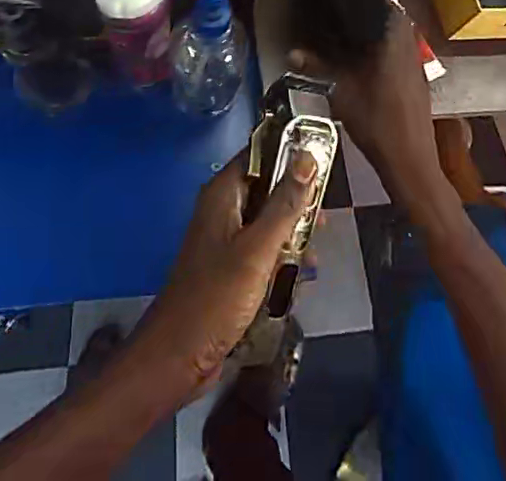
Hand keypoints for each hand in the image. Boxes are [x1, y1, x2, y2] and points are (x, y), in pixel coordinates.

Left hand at [127, 151, 317, 396]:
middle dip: (296, 202)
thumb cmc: (217, 296)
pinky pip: (262, 249)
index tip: (323, 164)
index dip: (289, 154)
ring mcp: (225, 238)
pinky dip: (281, 258)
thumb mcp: (258, 249)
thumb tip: (307, 157)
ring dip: (292, 234)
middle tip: (324, 221)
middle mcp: (222, 209)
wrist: (181, 353)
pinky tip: (299, 278)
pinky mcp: (230, 266)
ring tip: (314, 257)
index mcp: (222, 194)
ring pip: (267, 221)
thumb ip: (285, 204)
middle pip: (266, 188)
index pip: (258, 154)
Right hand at [290, 12, 437, 198]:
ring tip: (348, 17)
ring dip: (375, 21)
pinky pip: (398, 44)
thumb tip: (291, 54)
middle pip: (389, 12)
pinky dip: (381, 38)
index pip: (381, 0)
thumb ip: (316, 68)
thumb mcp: (340, 93)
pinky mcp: (415, 74)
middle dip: (367, 3)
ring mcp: (415, 60)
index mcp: (392, 40)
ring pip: (394, 29)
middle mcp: (409, 44)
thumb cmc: (376, 122)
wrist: (410, 159)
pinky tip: (362, 46)